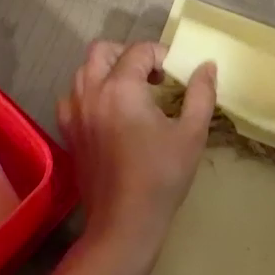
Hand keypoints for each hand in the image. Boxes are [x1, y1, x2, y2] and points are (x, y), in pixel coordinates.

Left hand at [57, 40, 215, 253]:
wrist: (124, 223)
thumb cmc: (162, 177)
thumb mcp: (191, 134)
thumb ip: (201, 94)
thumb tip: (206, 66)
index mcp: (121, 89)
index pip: (140, 51)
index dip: (162, 56)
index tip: (176, 77)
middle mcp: (91, 93)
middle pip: (102, 51)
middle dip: (128, 54)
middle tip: (151, 76)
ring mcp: (74, 113)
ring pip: (83, 71)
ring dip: (108, 71)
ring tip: (132, 92)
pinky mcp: (69, 133)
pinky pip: (73, 97)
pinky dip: (90, 94)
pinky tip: (110, 113)